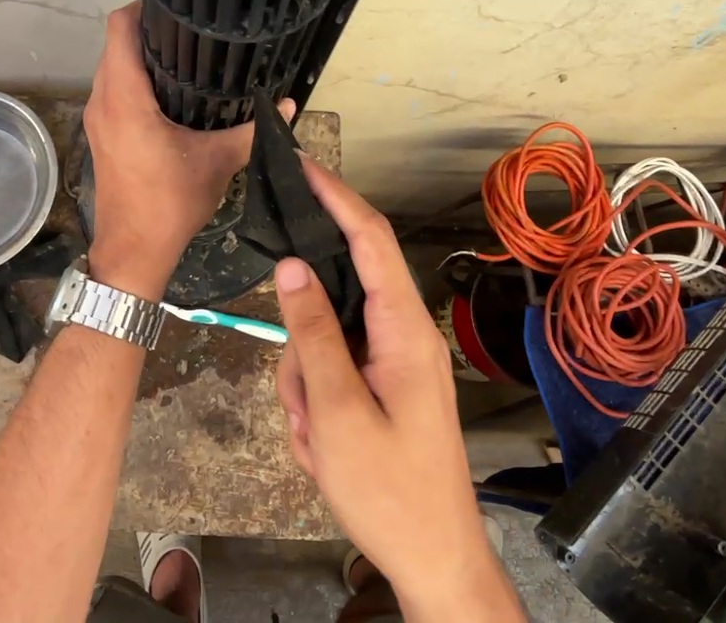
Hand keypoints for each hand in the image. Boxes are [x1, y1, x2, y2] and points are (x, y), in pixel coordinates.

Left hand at [83, 2, 291, 300]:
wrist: (134, 251)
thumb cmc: (170, 202)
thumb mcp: (219, 162)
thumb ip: (253, 129)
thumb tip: (290, 104)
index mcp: (124, 98)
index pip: (120, 28)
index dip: (144, 8)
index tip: (176, 7)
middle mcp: (102, 101)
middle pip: (116, 44)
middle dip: (147, 31)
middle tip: (190, 30)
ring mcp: (96, 118)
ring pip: (111, 68)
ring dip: (139, 57)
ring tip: (183, 56)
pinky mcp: (100, 134)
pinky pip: (112, 90)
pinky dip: (132, 81)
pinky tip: (168, 91)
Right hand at [273, 159, 523, 622]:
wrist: (434, 560)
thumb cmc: (390, 490)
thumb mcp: (338, 412)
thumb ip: (312, 333)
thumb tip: (291, 266)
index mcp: (404, 329)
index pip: (370, 239)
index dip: (337, 197)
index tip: (302, 165)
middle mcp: (404, 334)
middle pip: (336, 295)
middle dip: (303, 341)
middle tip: (301, 398)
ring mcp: (394, 361)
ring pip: (325, 338)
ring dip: (308, 384)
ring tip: (319, 439)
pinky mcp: (383, 384)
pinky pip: (334, 369)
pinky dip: (318, 402)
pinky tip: (326, 445)